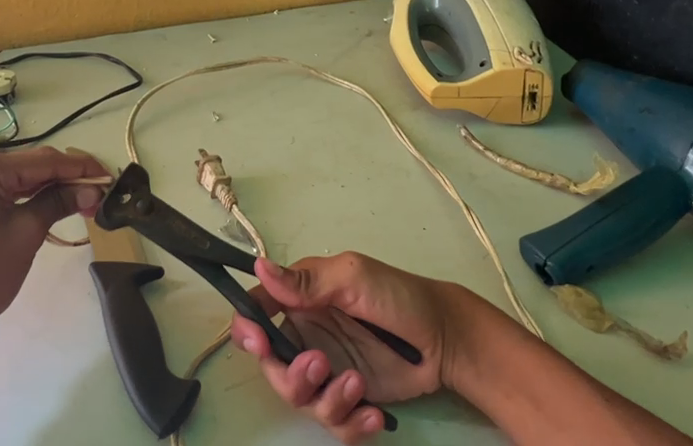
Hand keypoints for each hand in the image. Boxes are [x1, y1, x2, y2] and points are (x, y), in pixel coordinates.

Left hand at [0, 146, 108, 335]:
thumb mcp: (27, 233)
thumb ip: (60, 202)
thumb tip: (93, 190)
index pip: (44, 160)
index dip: (80, 169)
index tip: (110, 177)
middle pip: (34, 166)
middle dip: (69, 178)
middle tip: (102, 192)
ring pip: (24, 180)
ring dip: (55, 188)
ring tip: (87, 201)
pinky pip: (10, 193)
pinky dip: (35, 198)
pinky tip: (57, 205)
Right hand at [231, 252, 466, 443]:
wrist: (445, 337)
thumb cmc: (397, 296)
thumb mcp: (353, 278)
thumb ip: (306, 280)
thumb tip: (259, 267)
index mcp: (301, 300)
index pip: (257, 311)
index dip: (248, 330)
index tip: (257, 344)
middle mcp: (308, 336)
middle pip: (274, 367)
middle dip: (291, 375)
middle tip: (320, 366)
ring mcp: (329, 370)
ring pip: (303, 400)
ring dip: (327, 399)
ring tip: (359, 385)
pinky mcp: (351, 400)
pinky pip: (335, 424)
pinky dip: (351, 424)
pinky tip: (374, 414)